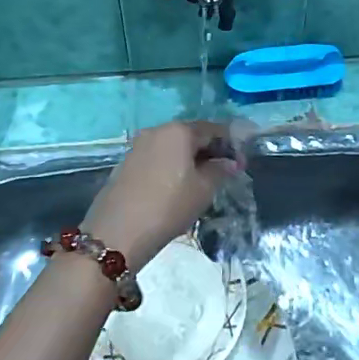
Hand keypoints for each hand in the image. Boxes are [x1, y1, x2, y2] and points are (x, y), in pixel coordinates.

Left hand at [81, 121, 237, 270]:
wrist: (118, 231)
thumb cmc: (168, 206)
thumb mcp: (203, 190)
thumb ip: (220, 171)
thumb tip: (230, 163)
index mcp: (179, 131)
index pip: (213, 129)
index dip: (231, 144)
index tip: (241, 163)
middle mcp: (157, 130)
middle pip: (191, 134)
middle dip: (210, 150)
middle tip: (224, 172)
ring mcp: (139, 145)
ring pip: (173, 146)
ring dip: (190, 158)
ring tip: (202, 181)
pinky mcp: (127, 162)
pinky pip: (158, 156)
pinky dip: (172, 165)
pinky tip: (177, 185)